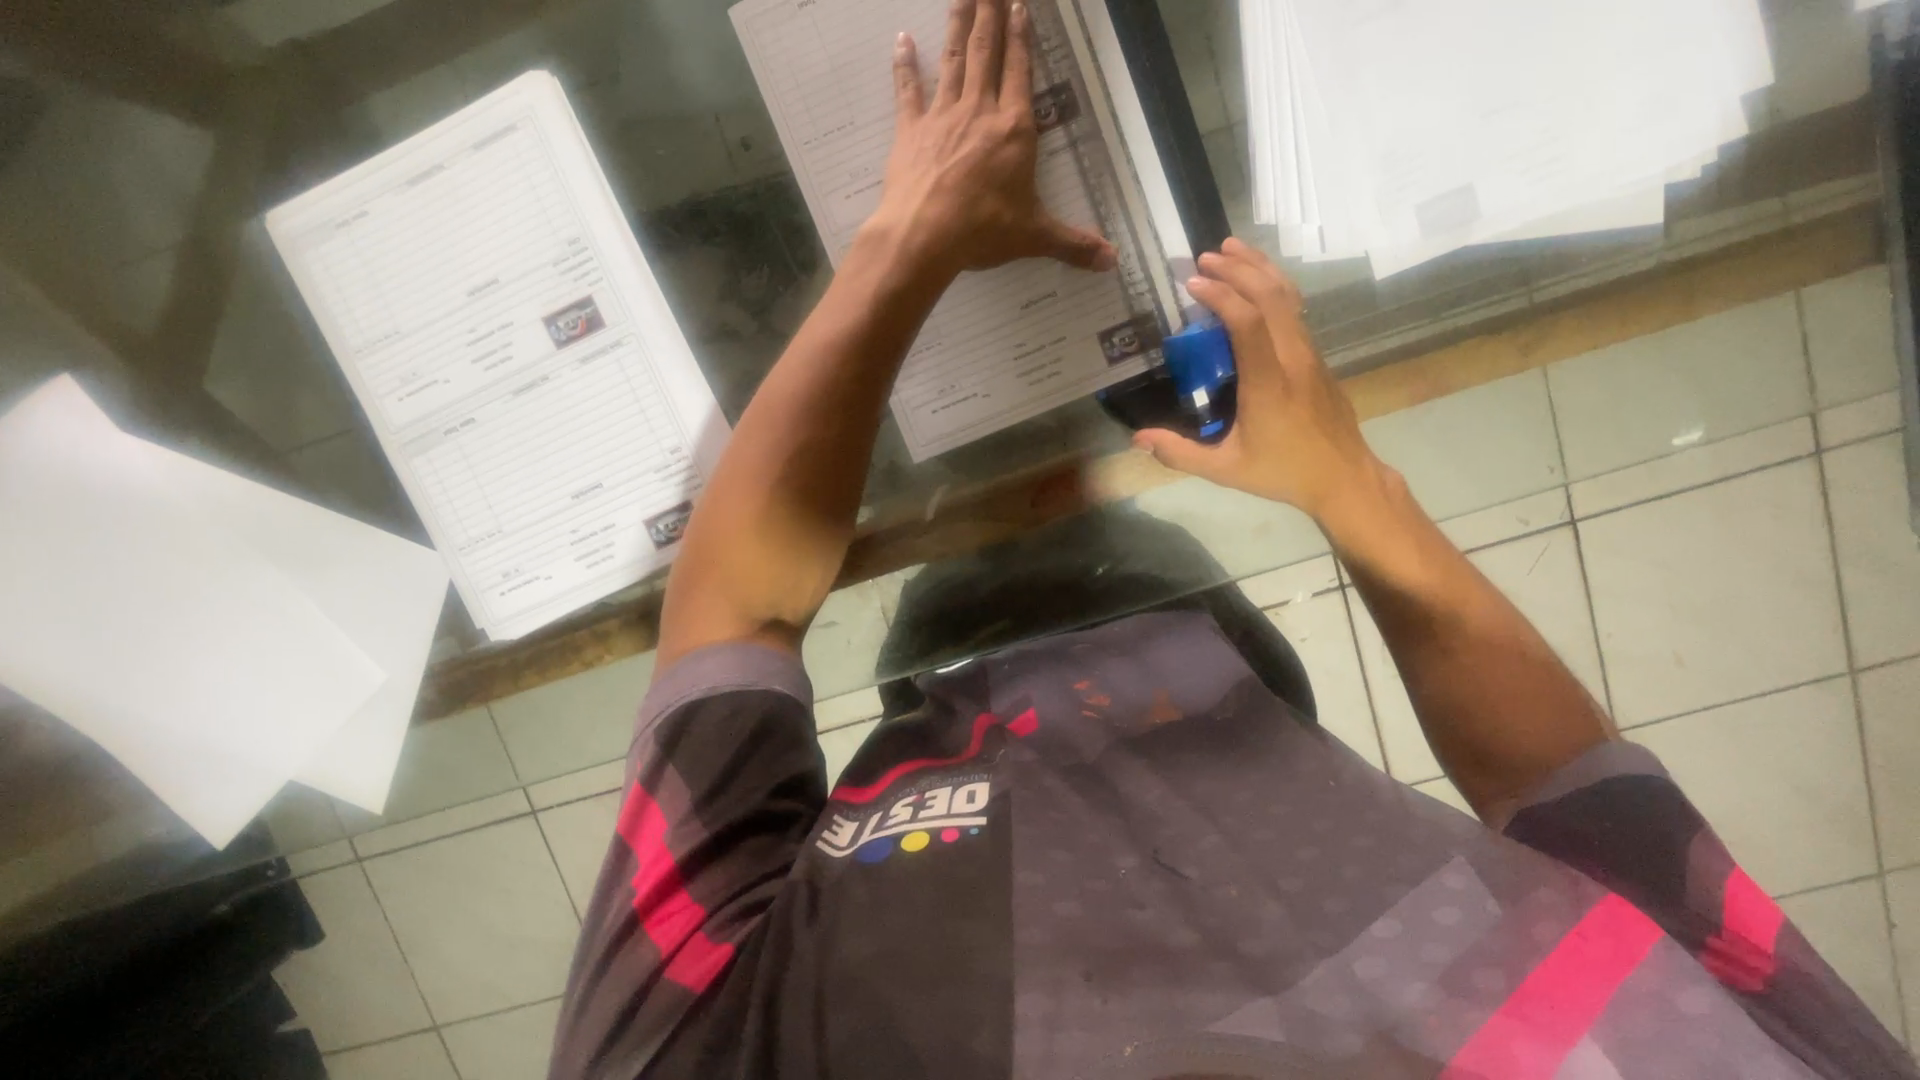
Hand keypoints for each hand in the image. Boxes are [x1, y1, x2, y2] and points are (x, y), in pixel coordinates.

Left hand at [863, 0, 1116, 282]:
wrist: (925, 236)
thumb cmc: (983, 231)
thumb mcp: (1035, 237)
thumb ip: (1074, 245)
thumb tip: (1113, 262)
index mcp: (1015, 130)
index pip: (1021, 71)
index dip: (1021, 36)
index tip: (1018, 3)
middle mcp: (980, 111)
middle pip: (985, 51)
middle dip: (989, 12)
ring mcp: (942, 117)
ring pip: (952, 60)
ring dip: (956, 24)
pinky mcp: (910, 131)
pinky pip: (908, 90)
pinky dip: (904, 64)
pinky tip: (900, 39)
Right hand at [1132, 239, 1388, 524]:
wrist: (1344, 477)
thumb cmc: (1283, 472)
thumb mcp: (1225, 470)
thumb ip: (1180, 454)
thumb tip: (1138, 439)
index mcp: (1269, 383)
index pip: (1247, 324)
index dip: (1221, 296)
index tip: (1193, 283)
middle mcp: (1292, 358)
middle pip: (1271, 296)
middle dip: (1238, 270)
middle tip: (1204, 257)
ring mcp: (1309, 353)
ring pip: (1288, 296)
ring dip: (1259, 268)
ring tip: (1231, 248)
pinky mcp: (1316, 356)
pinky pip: (1294, 309)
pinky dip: (1273, 286)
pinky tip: (1257, 280)